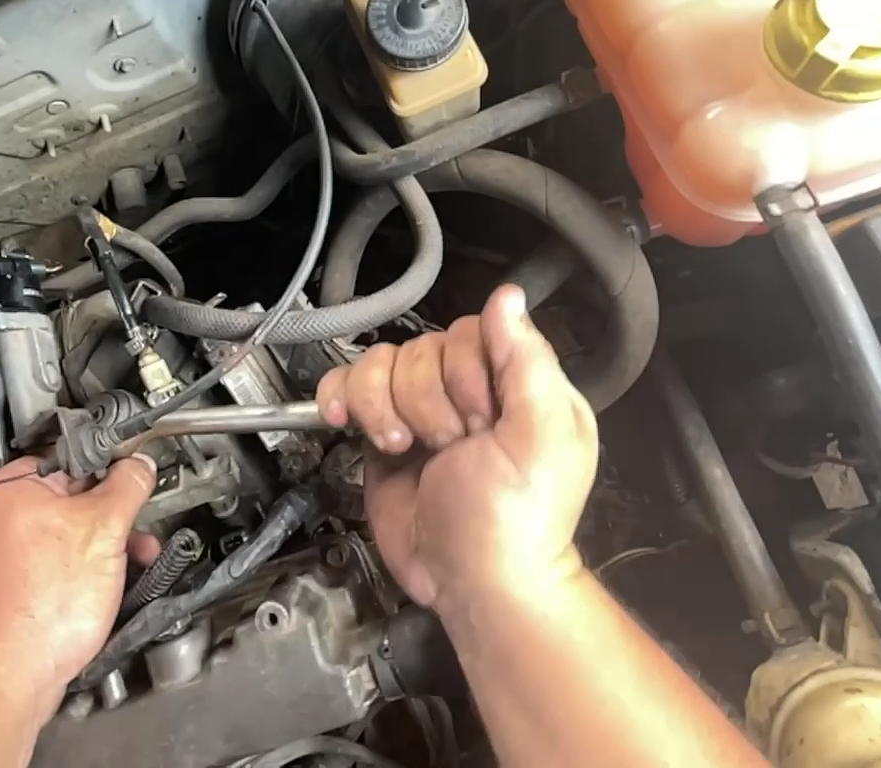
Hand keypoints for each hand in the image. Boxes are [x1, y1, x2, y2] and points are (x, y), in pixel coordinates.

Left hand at [0, 455, 159, 703]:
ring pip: (65, 534)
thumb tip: (139, 465)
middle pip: (72, 497)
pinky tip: (103, 589)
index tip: (134, 479)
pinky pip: (51, 564)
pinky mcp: (4, 587)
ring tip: (129, 565)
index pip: (73, 454)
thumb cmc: (37, 610)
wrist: (1, 683)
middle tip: (136, 532)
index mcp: (11, 487)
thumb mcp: (104, 530)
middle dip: (113, 517)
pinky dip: (79, 571)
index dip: (110, 466)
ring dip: (103, 547)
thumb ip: (128, 487)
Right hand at [315, 285, 597, 615]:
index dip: (465, 373)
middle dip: (427, 401)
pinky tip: (346, 420)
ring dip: (383, 406)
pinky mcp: (380, 429)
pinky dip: (341, 398)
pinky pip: (347, 387)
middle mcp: (466, 389)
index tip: (481, 423)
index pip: (470, 333)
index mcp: (515, 384)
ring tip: (403, 446)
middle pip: (420, 348)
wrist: (469, 584)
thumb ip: (525, 362)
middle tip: (449, 447)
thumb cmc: (514, 522)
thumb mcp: (539, 440)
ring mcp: (419, 408)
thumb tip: (507, 296)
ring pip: (379, 363)